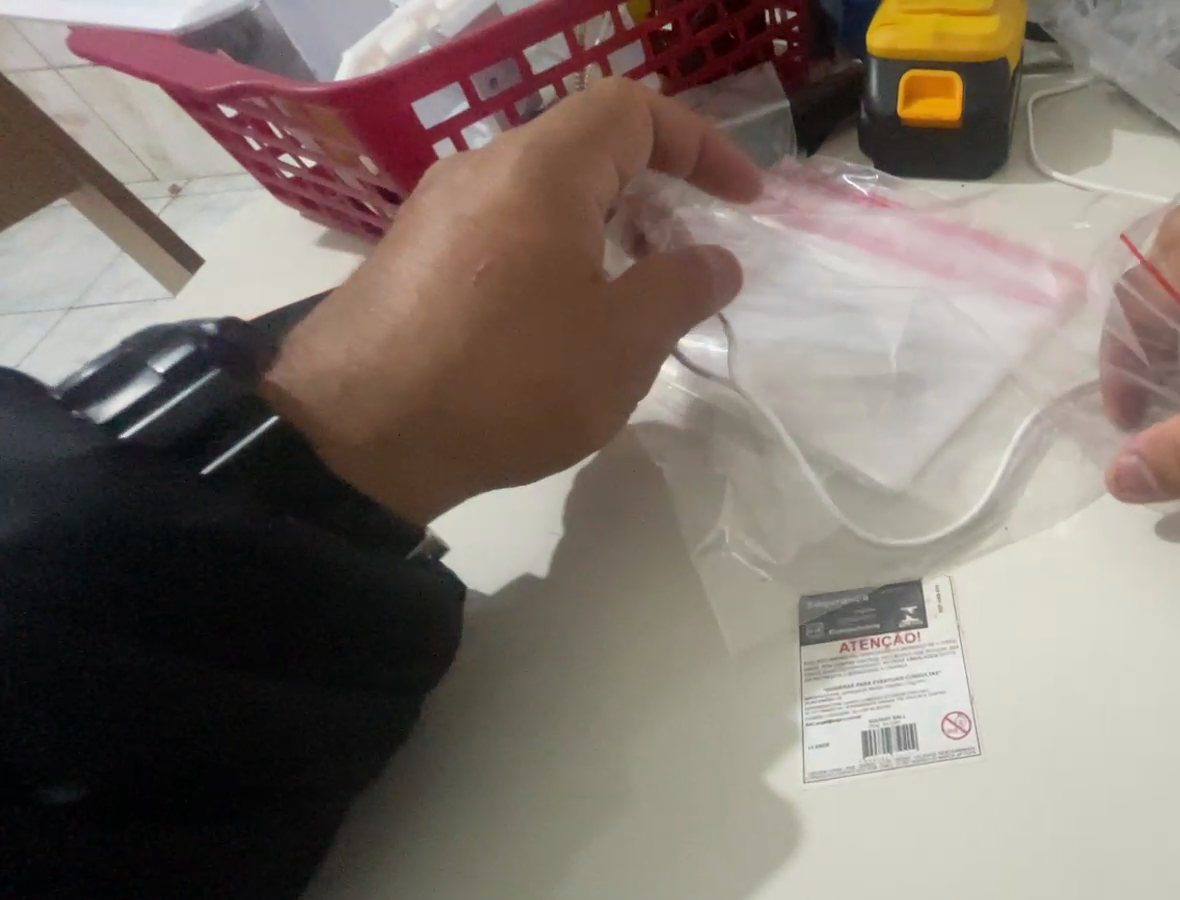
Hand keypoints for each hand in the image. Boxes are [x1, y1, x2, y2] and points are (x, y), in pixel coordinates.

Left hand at [263, 78, 760, 524]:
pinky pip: (518, 227)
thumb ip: (683, 289)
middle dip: (664, 188)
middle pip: (590, 146)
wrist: (362, 436)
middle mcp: (487, 171)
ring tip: (649, 289)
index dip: (701, 143)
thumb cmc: (512, 379)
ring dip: (618, 224)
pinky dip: (572, 249)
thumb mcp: (625, 341)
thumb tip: (718, 261)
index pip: (632, 111)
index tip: (746, 198)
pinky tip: (581, 314)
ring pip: (553, 190)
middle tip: (699, 251)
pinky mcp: (426, 255)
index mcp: (542, 173)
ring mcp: (446, 211)